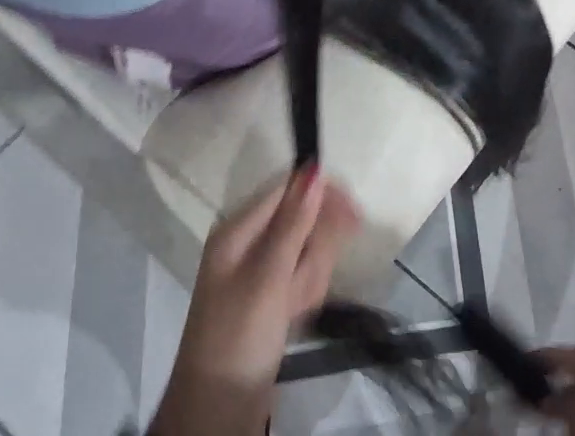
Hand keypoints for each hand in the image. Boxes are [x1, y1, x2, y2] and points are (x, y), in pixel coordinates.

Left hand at [150, 167, 359, 435]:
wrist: (219, 405)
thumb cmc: (240, 335)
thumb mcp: (269, 276)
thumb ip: (294, 222)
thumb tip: (314, 169)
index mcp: (238, 229)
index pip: (289, 190)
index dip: (322, 198)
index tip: (355, 216)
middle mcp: (248, 243)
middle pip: (302, 222)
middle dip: (314, 252)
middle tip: (303, 284)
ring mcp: (259, 271)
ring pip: (306, 252)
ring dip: (311, 276)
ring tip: (295, 306)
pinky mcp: (270, 296)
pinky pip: (301, 278)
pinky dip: (305, 293)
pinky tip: (295, 314)